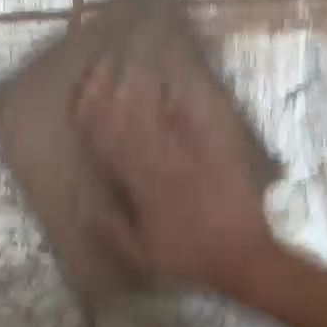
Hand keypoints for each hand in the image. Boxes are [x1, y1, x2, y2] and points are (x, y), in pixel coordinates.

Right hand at [72, 56, 276, 295]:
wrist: (245, 259)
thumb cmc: (191, 260)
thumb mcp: (144, 254)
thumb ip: (114, 229)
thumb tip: (85, 206)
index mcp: (142, 190)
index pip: (110, 146)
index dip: (94, 118)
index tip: (81, 95)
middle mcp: (163, 167)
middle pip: (132, 124)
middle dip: (113, 94)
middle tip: (100, 66)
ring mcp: (192, 159)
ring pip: (160, 119)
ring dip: (141, 92)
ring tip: (127, 67)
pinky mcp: (218, 156)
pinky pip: (197, 127)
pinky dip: (183, 106)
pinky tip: (172, 86)